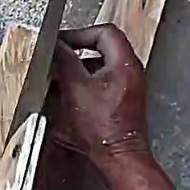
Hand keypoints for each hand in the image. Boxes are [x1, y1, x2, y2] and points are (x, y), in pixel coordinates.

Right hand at [50, 24, 150, 165]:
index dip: (80, 34)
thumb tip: (57, 46)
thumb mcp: (76, 89)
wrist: (119, 157)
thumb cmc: (103, 128)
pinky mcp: (125, 100)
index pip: (105, 32)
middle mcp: (132, 72)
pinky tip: (72, 93)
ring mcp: (130, 86)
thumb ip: (66, 63)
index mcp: (125, 64)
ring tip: (62, 76)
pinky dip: (88, 81)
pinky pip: (105, 81)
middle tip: (61, 55)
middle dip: (80, 49)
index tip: (62, 42)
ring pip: (103, 65)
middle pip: (105, 47)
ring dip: (82, 67)